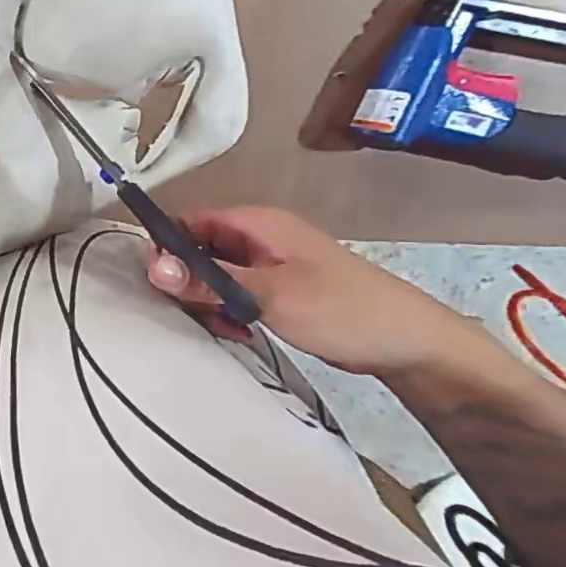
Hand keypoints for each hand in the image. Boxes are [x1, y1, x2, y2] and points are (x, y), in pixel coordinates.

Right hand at [144, 206, 503, 377]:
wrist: (411, 345)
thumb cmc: (341, 309)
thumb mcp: (266, 295)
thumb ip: (207, 280)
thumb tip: (153, 267)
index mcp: (257, 224)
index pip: (188, 221)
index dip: (166, 245)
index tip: (157, 279)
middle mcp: (258, 237)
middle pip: (197, 248)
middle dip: (187, 279)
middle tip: (192, 309)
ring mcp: (268, 263)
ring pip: (213, 274)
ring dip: (207, 299)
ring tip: (221, 324)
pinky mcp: (275, 287)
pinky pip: (232, 291)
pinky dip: (226, 309)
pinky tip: (236, 330)